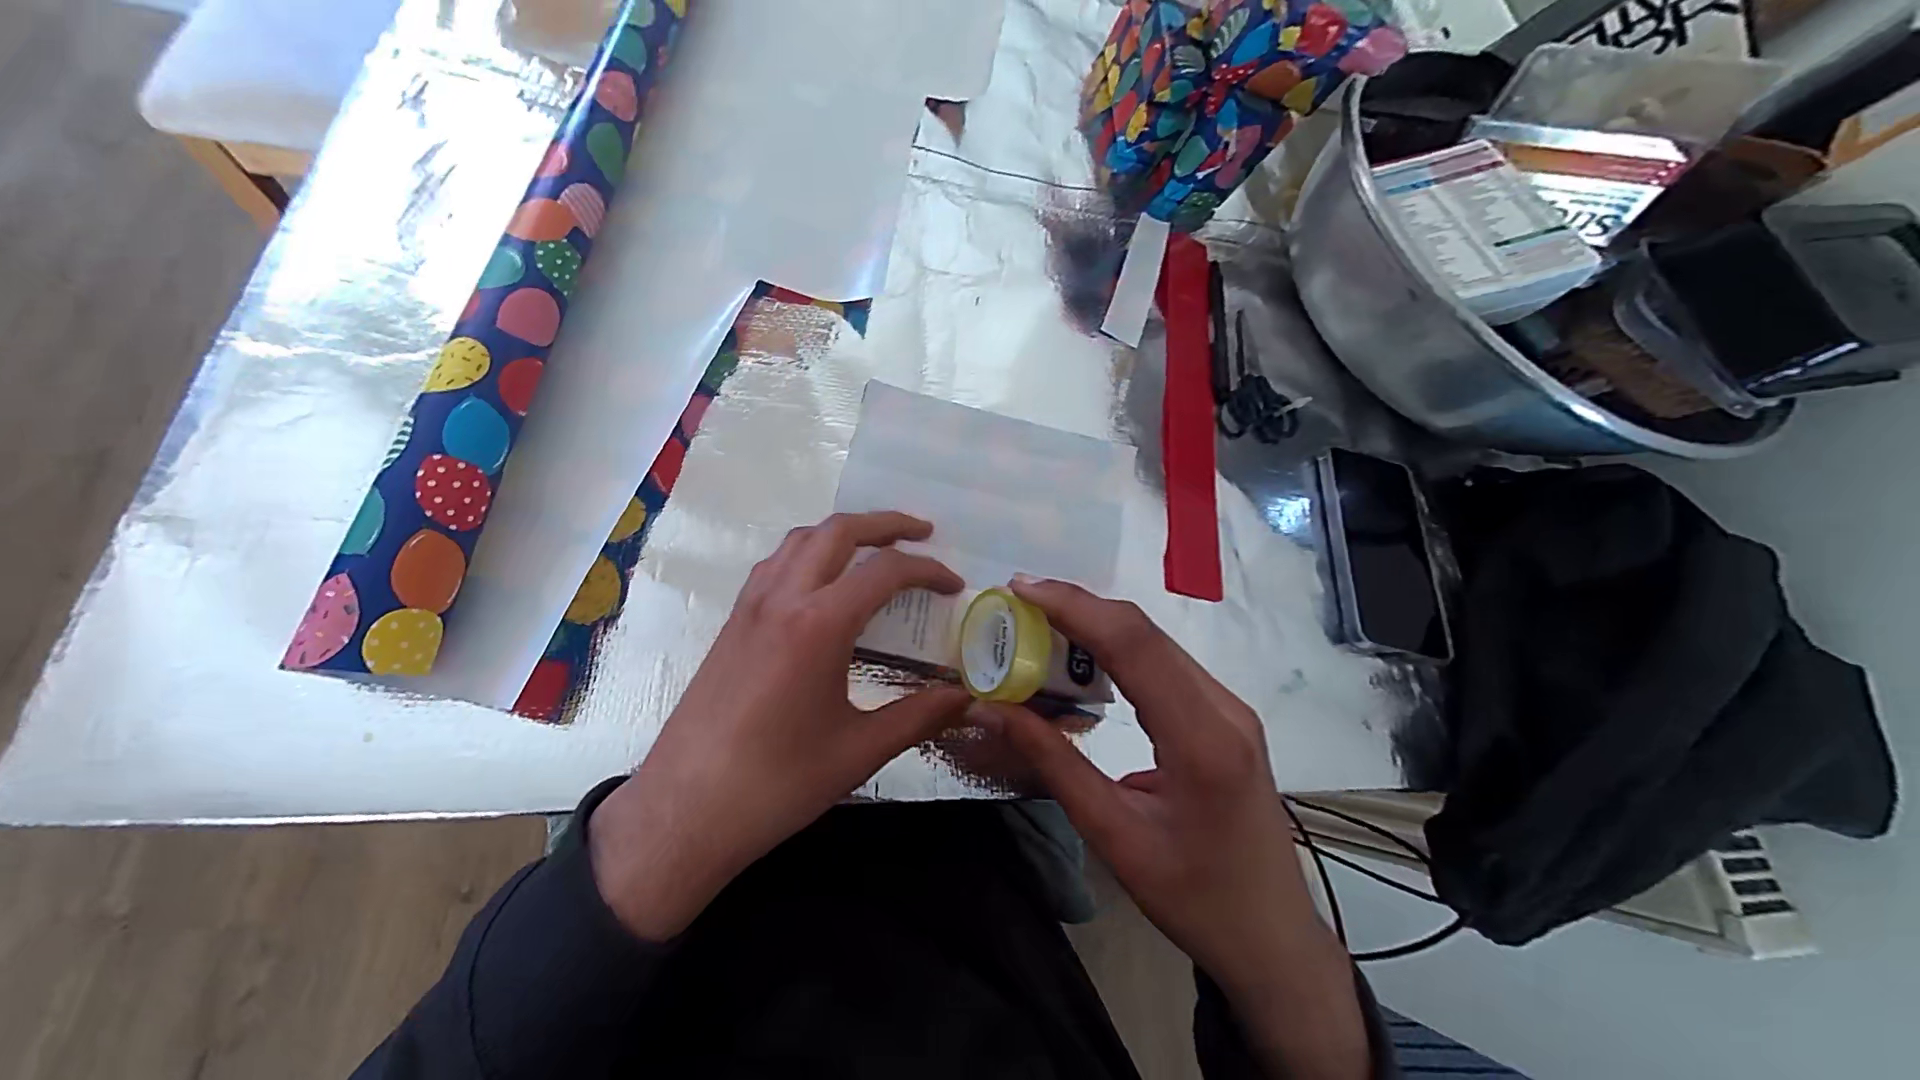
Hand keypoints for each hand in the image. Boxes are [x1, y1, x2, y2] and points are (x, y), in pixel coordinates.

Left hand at [589, 512, 972, 940]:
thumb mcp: (859, 752)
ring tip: (875, 550)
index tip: (955, 585)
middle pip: (838, 531)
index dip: (928, 571)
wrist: (684, 811)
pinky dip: (809, 553)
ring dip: (843, 533)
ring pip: (800, 540)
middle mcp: (782, 599)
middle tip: (923, 533)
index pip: (885, 571)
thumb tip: (965, 698)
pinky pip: (775, 565)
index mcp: (819, 624)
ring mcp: (750, 607)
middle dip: (886, 524)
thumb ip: (919, 716)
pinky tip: (822, 585)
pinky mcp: (732, 623)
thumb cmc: (777, 783)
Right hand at [982, 579, 1369, 1079]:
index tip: (1020, 588)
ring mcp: (1231, 709)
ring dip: (1099, 624)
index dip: (1074, 607)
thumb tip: (994, 708)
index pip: (1133, 645)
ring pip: (1158, 643)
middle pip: (1146, 633)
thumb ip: (1054, 762)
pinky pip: (1168, 664)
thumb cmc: (1193, 897)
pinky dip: (1121, 649)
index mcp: (1202, 738)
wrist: (1272, 935)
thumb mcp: (1113, 835)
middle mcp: (1224, 708)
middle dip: (1079, 606)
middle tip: (1019, 602)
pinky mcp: (1227, 716)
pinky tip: (1086, 656)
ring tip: (1041, 622)